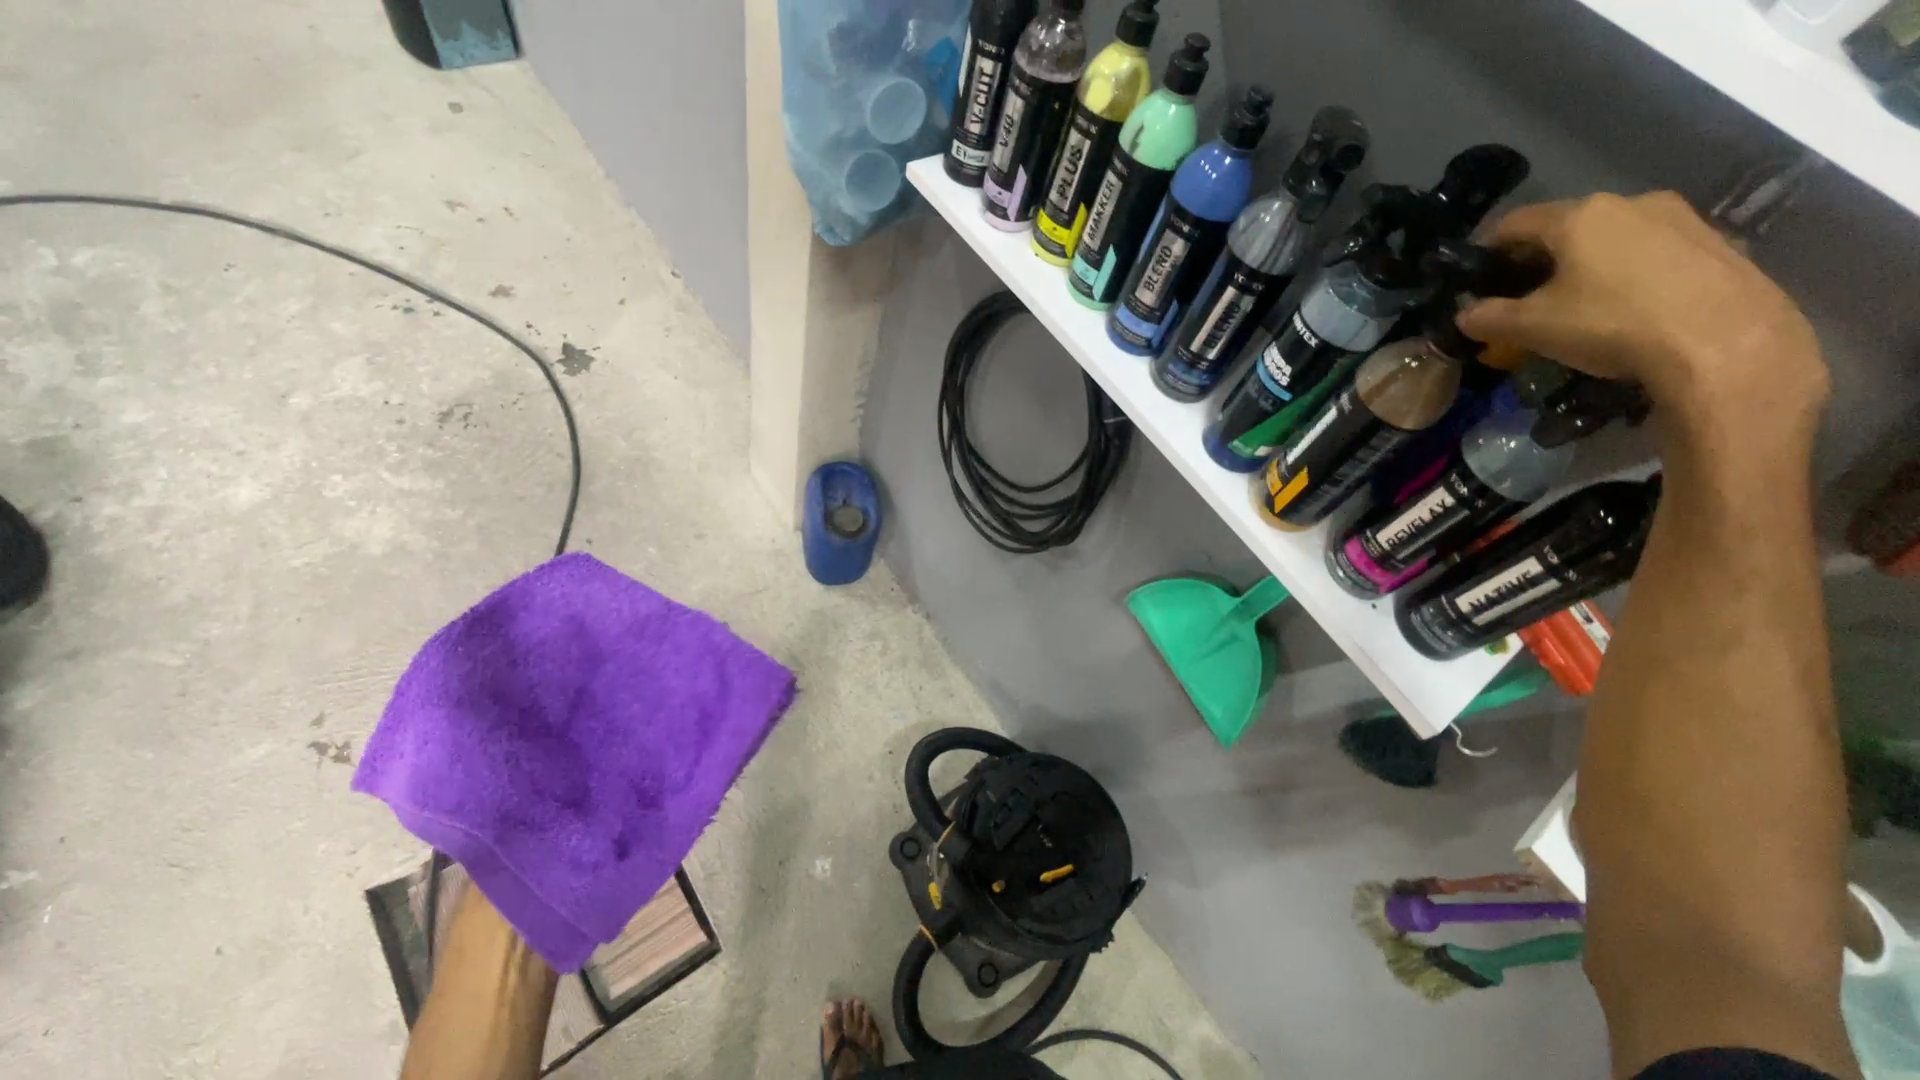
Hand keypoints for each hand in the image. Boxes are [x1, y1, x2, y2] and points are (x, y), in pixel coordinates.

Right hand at [1457, 192, 1828, 444]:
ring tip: (1577, 303)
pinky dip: (1629, 274)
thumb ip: (1490, 318)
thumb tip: (1465, 315)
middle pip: (1567, 226)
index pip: (1515, 222)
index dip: (1487, 247)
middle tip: (1522, 295)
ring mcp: (1680, 220)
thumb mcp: (1534, 329)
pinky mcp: (1717, 244)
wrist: (1727, 345)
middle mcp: (1630, 203)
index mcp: (1579, 216)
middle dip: (1538, 258)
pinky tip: (1628, 310)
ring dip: (1586, 264)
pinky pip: (1653, 254)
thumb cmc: (1613, 326)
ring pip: (1613, 238)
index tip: (1475, 275)